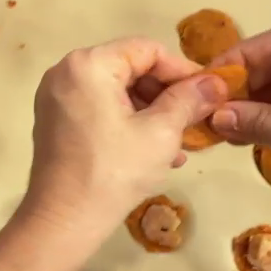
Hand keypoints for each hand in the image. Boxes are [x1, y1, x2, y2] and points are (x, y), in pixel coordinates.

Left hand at [19, 38, 227, 249]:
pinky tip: (153, 152)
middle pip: (130, 68)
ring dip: (150, 113)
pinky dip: (126, 122)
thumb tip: (216, 82)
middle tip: (195, 122)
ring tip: (179, 145)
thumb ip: (189, 100)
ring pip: (116, 91)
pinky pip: (99, 108)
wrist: (64, 220)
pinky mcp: (54, 119)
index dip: (182, 70)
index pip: (147, 50)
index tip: (209, 94)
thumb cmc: (113, 172)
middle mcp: (65, 71)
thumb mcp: (161, 133)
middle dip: (166, 95)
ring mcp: (56, 96)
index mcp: (88, 64)